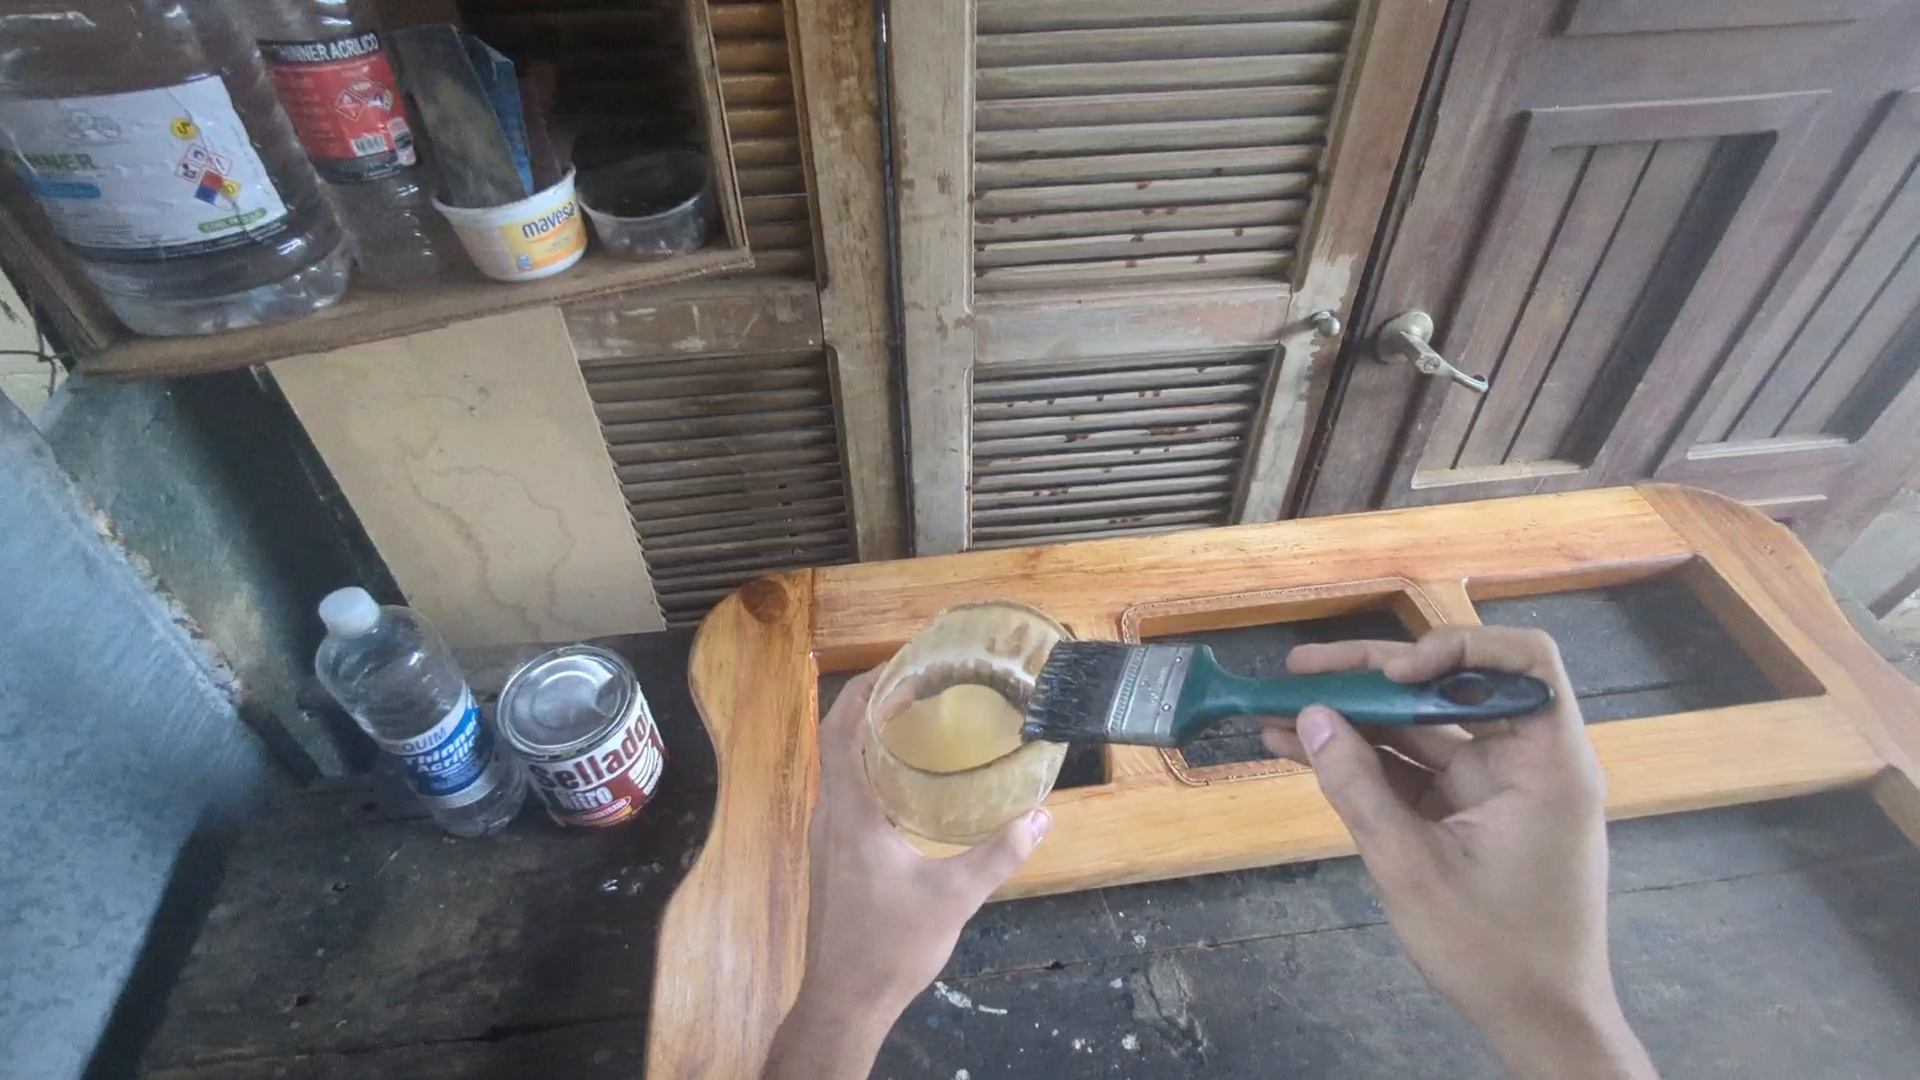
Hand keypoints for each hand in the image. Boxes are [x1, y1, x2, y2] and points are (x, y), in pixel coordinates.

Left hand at [762, 668, 1051, 1079]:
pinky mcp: (831, 849)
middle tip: (914, 682)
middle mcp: (830, 812)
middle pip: (835, 737)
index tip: (896, 665)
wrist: (843, 1002)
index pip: (840, 730)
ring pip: (837, 762)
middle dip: (867, 701)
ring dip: (865, 731)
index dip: (862, 690)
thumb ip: (998, 855)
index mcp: (851, 811)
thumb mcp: (953, 899)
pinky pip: (844, 786)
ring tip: (912, 715)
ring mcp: (826, 831)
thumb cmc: (890, 947)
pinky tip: (903, 773)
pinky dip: (866, 761)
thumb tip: (1041, 816)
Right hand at [1263, 626, 1655, 1079]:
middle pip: (1445, 685)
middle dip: (1367, 675)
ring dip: (1348, 715)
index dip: (1456, 649)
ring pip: (1413, 721)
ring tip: (1275, 707)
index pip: (1523, 663)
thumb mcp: (1410, 866)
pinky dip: (1354, 754)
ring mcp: (1485, 783)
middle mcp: (1518, 760)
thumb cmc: (1493, 951)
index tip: (1393, 675)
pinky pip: (1402, 762)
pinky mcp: (1457, 805)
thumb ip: (1357, 785)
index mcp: (1543, 765)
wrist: (1535, 1025)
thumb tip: (1308, 716)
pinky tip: (1296, 746)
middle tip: (1298, 669)